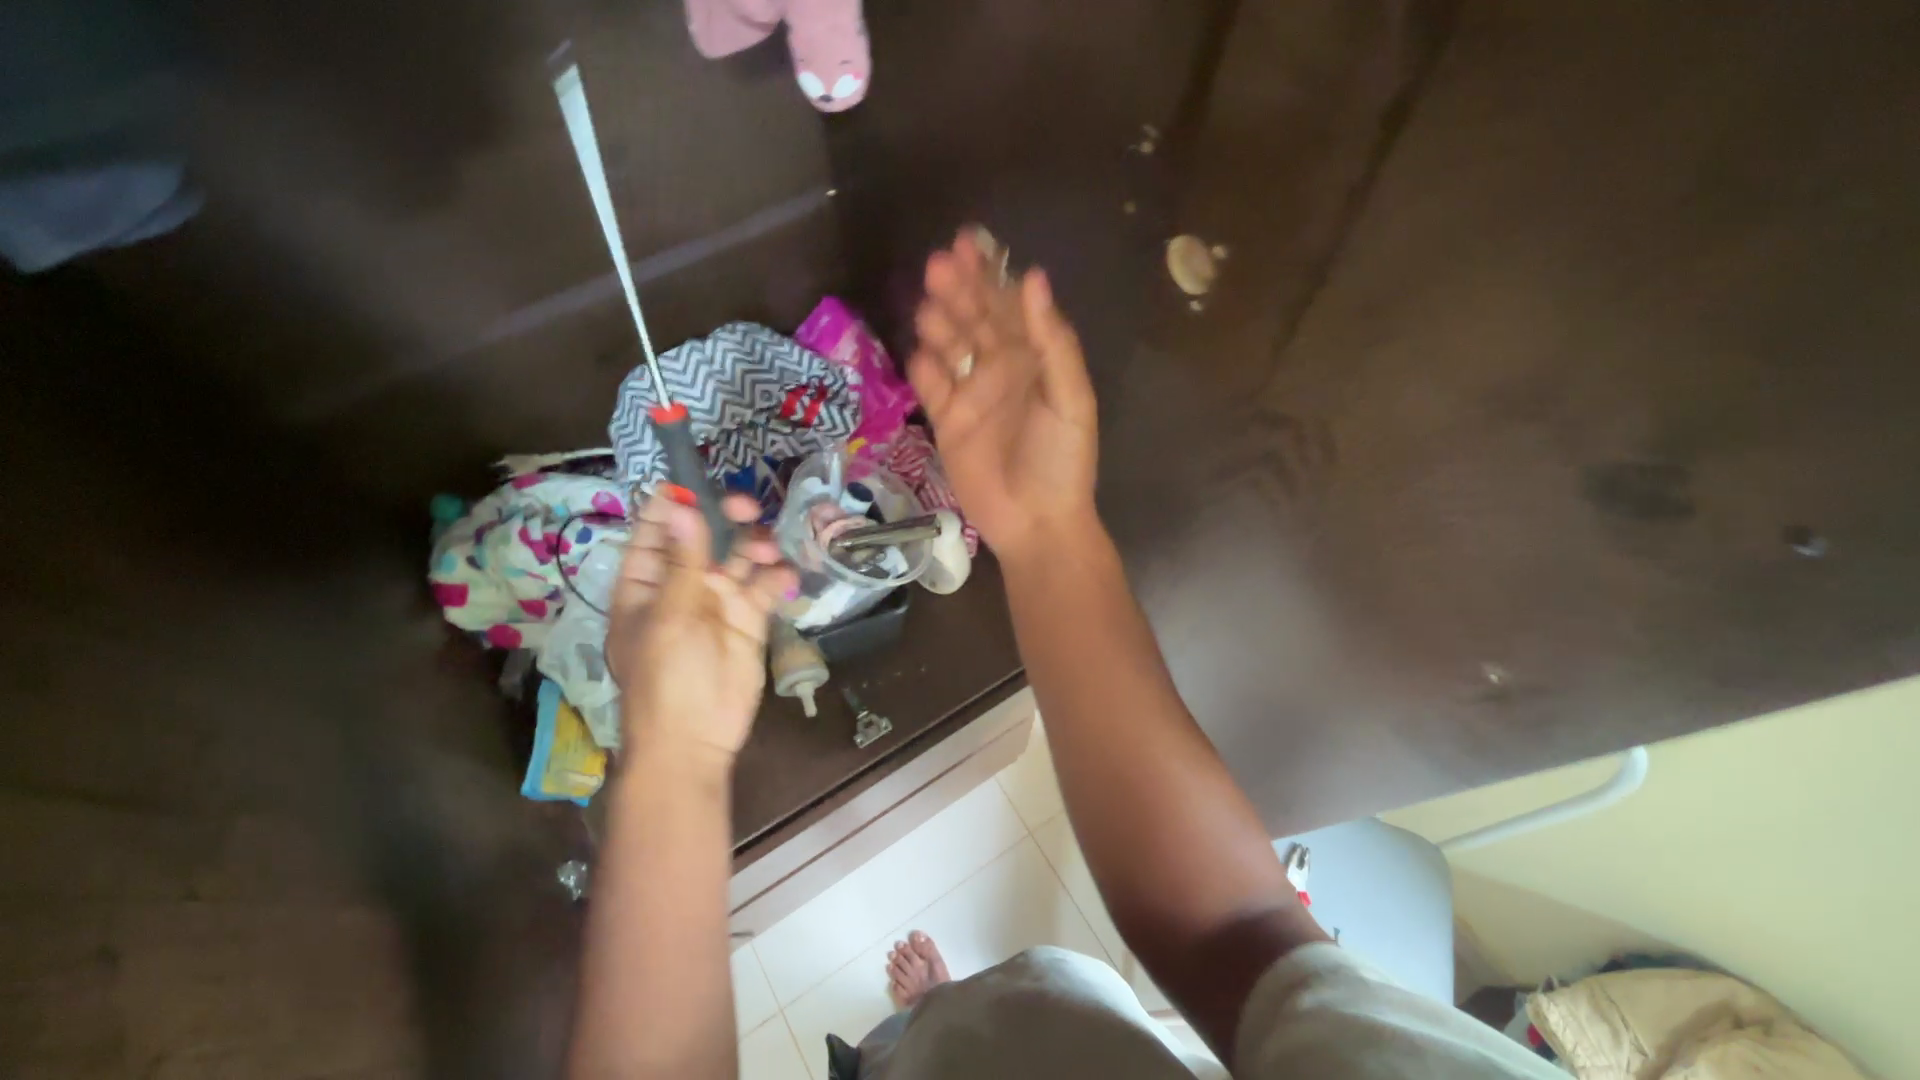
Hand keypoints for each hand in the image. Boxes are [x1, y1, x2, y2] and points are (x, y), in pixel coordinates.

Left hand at [605, 493, 796, 763]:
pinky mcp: (750, 619)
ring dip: (756, 544)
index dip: (672, 503)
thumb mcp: (670, 616)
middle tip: (747, 507)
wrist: (695, 739)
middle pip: (705, 534)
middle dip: (726, 516)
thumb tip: (680, 507)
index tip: (694, 478)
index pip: (655, 530)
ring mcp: (718, 600)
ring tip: (769, 550)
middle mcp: (683, 583)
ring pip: (740, 554)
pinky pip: (766, 586)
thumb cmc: (666, 678)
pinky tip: (786, 577)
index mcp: (646, 581)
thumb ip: (684, 561)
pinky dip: (779, 576)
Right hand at [905, 228, 1099, 562]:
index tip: (967, 243)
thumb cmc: (1061, 460)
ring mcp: (972, 395)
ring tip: (926, 300)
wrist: (1037, 522)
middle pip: (973, 320)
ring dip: (937, 322)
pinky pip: (930, 387)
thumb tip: (1035, 278)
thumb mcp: (1070, 398)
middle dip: (956, 290)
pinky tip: (919, 351)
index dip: (989, 276)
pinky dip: (923, 368)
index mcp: (1034, 360)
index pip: (1008, 307)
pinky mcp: (946, 423)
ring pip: (949, 347)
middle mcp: (1001, 370)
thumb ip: (1052, 342)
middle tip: (937, 263)